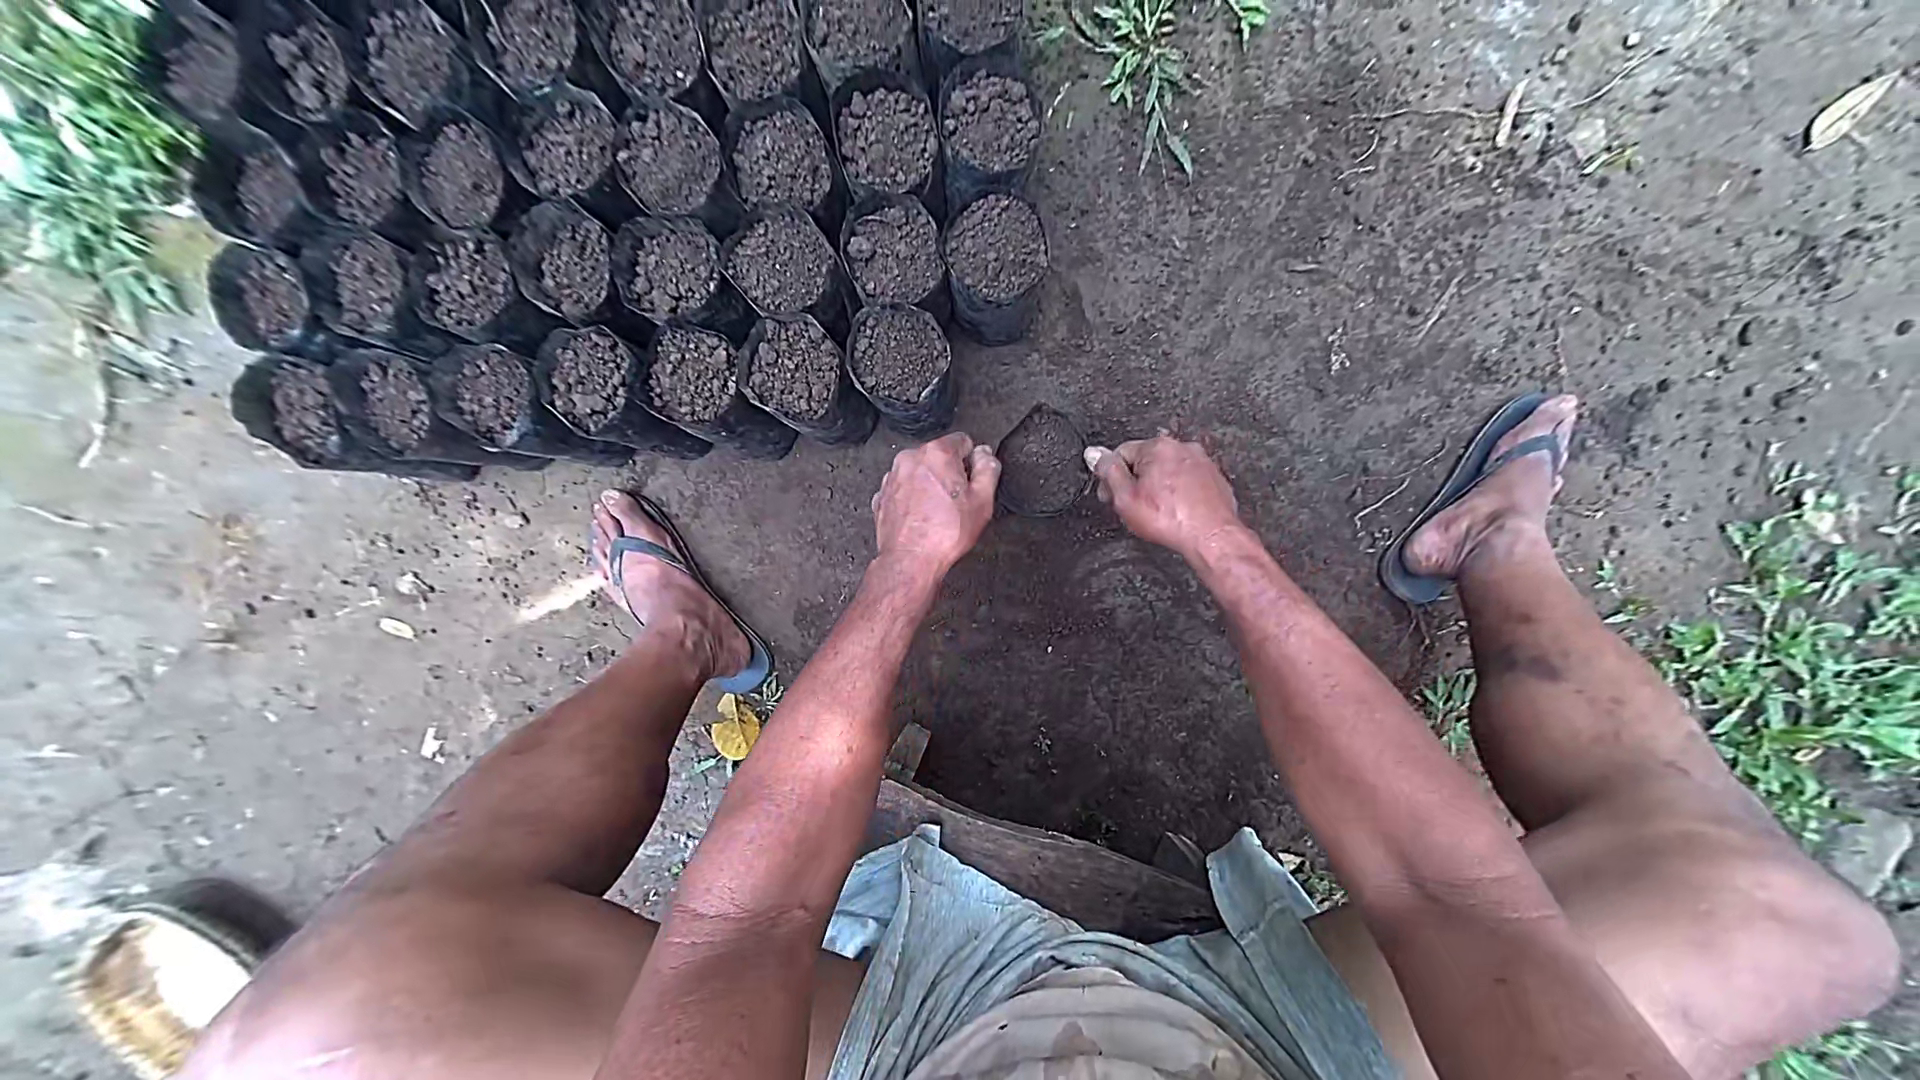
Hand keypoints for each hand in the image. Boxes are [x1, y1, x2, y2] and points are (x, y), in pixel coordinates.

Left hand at [871, 433, 999, 578]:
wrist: (910, 559)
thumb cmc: (944, 533)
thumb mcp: (982, 501)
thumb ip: (988, 470)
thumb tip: (985, 455)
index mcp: (937, 453)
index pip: (963, 441)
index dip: (972, 462)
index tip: (972, 481)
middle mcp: (911, 458)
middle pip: (939, 456)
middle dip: (949, 473)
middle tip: (957, 502)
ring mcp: (893, 476)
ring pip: (920, 472)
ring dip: (930, 485)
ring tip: (938, 513)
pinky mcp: (883, 495)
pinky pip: (904, 489)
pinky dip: (913, 498)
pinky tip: (921, 517)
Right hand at [1086, 436, 1246, 559]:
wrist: (1210, 536)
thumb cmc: (1172, 519)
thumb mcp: (1125, 498)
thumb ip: (1108, 471)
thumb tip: (1095, 454)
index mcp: (1157, 447)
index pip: (1120, 453)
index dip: (1110, 477)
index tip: (1110, 494)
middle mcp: (1182, 448)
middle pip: (1145, 461)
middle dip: (1135, 482)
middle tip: (1132, 506)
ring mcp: (1201, 462)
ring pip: (1167, 471)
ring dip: (1157, 487)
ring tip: (1155, 512)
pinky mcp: (1213, 478)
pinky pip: (1186, 481)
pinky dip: (1177, 494)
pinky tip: (1174, 512)